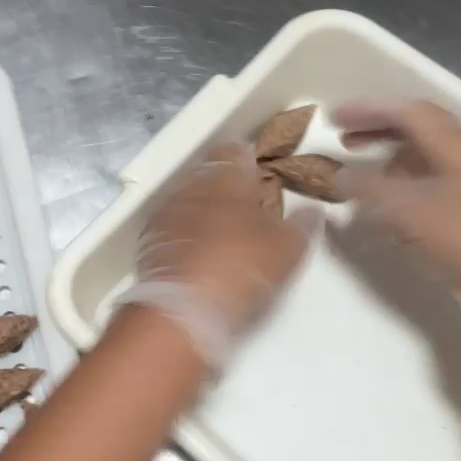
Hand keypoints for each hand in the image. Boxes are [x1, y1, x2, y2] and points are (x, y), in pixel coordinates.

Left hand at [131, 143, 317, 356]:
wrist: (180, 310)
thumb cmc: (240, 267)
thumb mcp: (287, 248)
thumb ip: (302, 224)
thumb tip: (311, 210)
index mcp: (224, 177)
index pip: (237, 150)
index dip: (254, 162)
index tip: (268, 182)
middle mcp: (189, 186)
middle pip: (211, 176)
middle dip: (230, 190)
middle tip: (253, 215)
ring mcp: (164, 213)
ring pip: (190, 202)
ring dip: (207, 214)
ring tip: (228, 240)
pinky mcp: (149, 242)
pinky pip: (174, 229)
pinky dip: (188, 237)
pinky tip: (201, 258)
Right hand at [332, 99, 460, 305]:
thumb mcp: (407, 212)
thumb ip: (369, 188)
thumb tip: (341, 175)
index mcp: (459, 147)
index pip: (410, 112)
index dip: (369, 110)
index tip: (334, 118)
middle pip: (421, 127)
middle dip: (379, 129)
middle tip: (344, 139)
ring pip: (428, 153)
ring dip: (392, 155)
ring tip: (363, 171)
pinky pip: (435, 176)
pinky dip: (406, 178)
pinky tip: (390, 198)